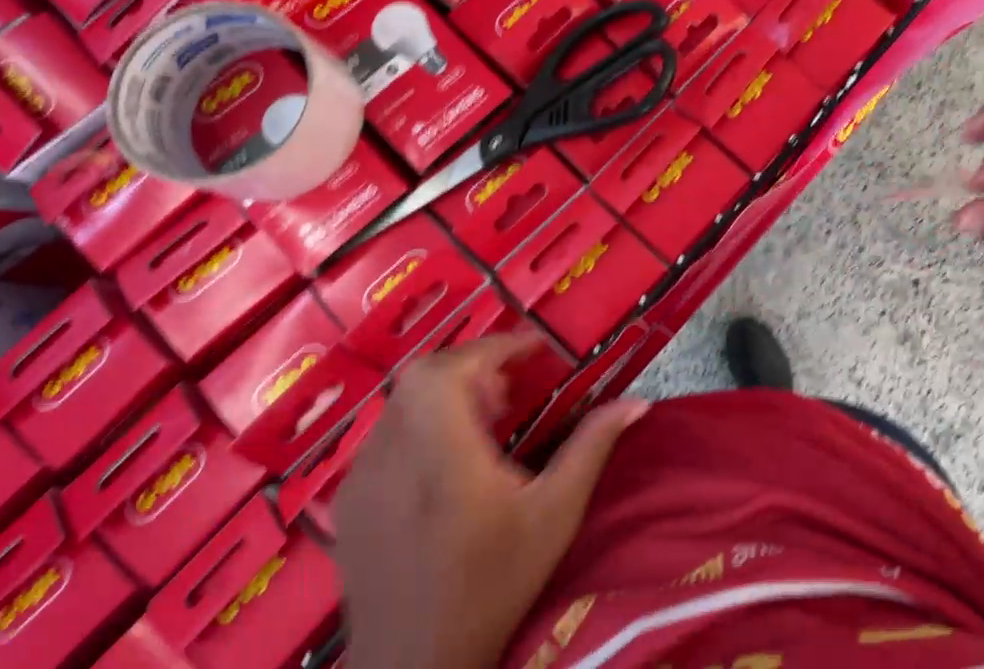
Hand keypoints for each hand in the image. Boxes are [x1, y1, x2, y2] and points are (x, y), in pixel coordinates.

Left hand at [332, 333, 648, 668]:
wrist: (415, 663)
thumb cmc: (493, 585)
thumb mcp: (554, 516)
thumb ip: (590, 449)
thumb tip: (636, 401)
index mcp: (443, 455)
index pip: (449, 370)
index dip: (491, 346)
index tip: (533, 348)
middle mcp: (393, 455)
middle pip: (422, 377)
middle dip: (471, 366)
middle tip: (512, 389)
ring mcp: (361, 478)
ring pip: (400, 404)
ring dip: (444, 394)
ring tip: (485, 423)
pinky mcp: (347, 501)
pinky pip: (384, 436)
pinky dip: (419, 425)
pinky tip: (446, 463)